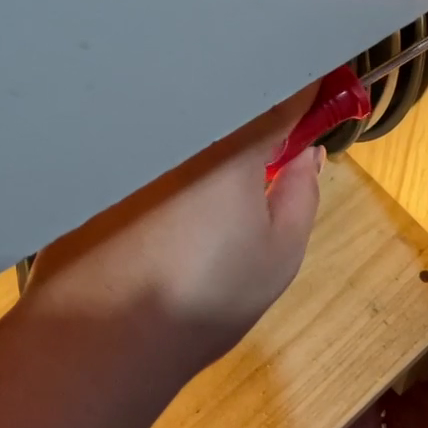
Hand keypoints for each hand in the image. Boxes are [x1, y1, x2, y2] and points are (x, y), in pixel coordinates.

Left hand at [22, 83, 324, 365]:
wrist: (105, 338)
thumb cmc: (207, 297)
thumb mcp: (280, 253)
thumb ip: (302, 192)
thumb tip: (306, 154)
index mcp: (236, 142)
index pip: (284, 90)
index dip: (309, 89)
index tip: (322, 98)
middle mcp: (187, 128)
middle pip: (234, 94)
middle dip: (260, 107)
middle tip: (273, 145)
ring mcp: (141, 141)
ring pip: (191, 111)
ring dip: (216, 123)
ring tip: (220, 171)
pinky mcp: (107, 163)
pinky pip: (152, 133)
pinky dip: (173, 144)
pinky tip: (171, 192)